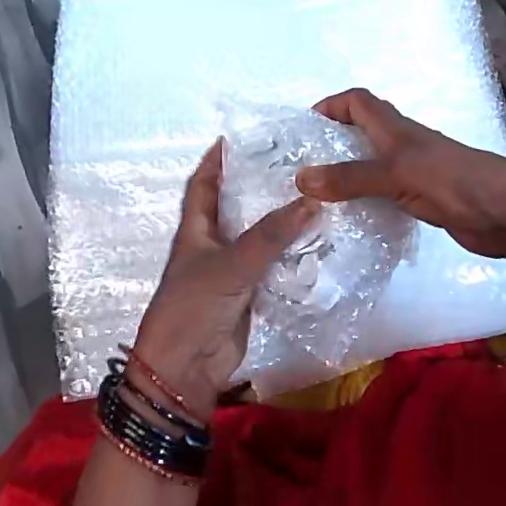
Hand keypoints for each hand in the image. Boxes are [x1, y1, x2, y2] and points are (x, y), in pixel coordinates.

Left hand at [131, 141, 319, 417]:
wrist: (186, 367)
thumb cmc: (194, 307)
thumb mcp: (230, 265)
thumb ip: (270, 236)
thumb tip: (311, 201)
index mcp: (195, 231)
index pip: (203, 185)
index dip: (217, 160)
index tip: (240, 138)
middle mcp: (212, 246)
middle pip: (236, 208)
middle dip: (260, 187)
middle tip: (295, 166)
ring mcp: (231, 272)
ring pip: (259, 239)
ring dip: (282, 223)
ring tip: (315, 198)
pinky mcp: (248, 296)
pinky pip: (272, 268)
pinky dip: (291, 256)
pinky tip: (318, 244)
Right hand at [294, 88, 505, 267]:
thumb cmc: (457, 183)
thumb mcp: (398, 175)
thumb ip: (351, 177)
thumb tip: (301, 178)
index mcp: (398, 130)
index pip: (359, 102)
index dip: (332, 105)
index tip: (304, 126)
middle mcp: (404, 147)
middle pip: (363, 133)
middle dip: (332, 142)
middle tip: (302, 167)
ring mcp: (415, 175)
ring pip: (372, 167)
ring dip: (346, 175)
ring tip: (315, 197)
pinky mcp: (424, 202)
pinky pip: (384, 196)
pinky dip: (364, 202)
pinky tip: (350, 220)